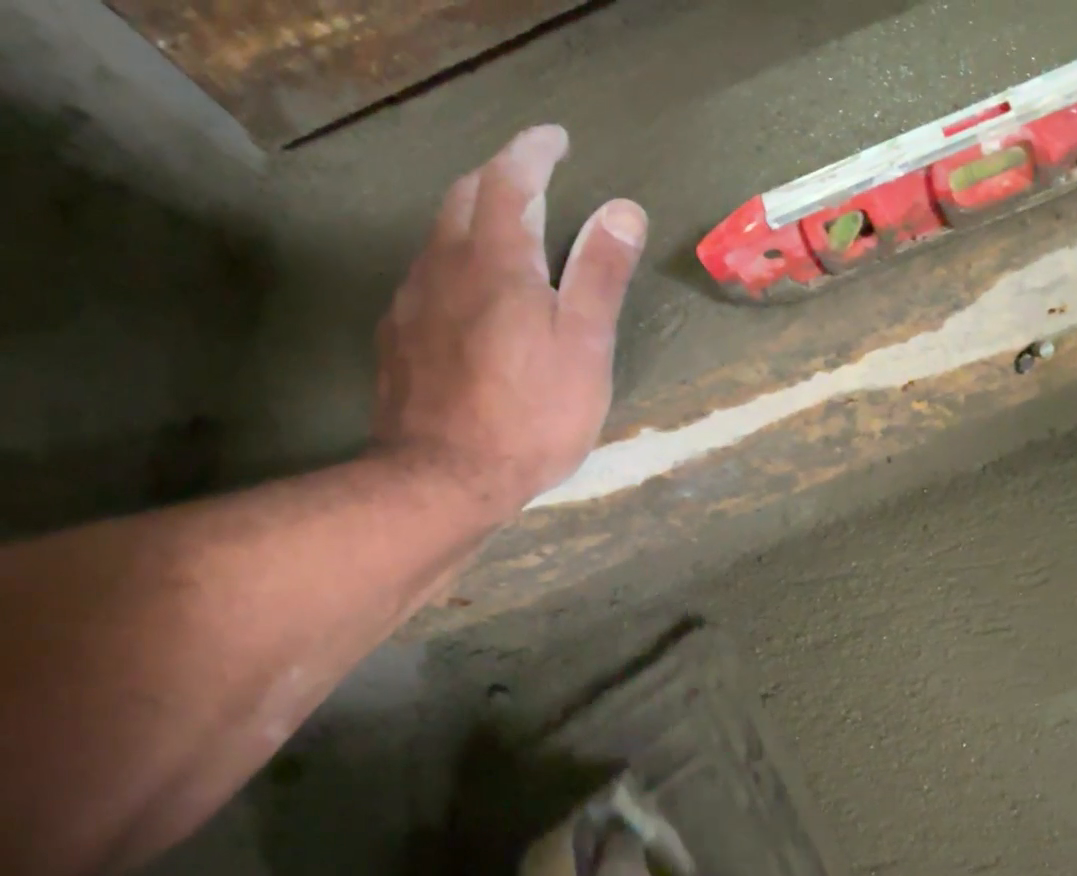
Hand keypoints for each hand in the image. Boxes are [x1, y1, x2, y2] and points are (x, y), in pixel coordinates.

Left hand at [372, 124, 646, 521]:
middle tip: (534, 182)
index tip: (557, 138)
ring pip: (440, 236)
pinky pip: (427, 276)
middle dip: (500, 177)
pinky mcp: (398, 335)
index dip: (533, 151)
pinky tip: (473, 296)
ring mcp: (413, 300)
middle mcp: (444, 265)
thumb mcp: (584, 347)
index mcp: (497, 262)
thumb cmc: (532, 414)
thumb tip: (622, 208)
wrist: (443, 478)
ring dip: (475, 219)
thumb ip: (599, 274)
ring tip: (509, 235)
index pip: (510, 180)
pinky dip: (456, 263)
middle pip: (465, 197)